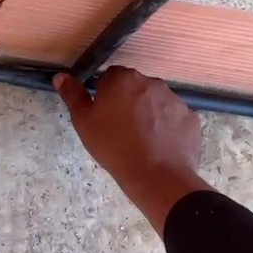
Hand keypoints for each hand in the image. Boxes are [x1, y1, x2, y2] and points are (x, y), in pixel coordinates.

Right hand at [53, 66, 211, 232]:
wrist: (156, 176)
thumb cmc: (114, 146)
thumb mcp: (84, 122)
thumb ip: (73, 95)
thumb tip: (61, 76)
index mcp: (123, 79)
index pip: (110, 76)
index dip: (104, 94)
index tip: (103, 114)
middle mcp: (151, 82)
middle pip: (135, 87)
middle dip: (128, 101)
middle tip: (120, 128)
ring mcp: (175, 100)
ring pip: (156, 102)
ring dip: (148, 113)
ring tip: (141, 140)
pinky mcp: (191, 119)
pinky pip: (174, 119)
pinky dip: (167, 128)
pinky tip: (159, 146)